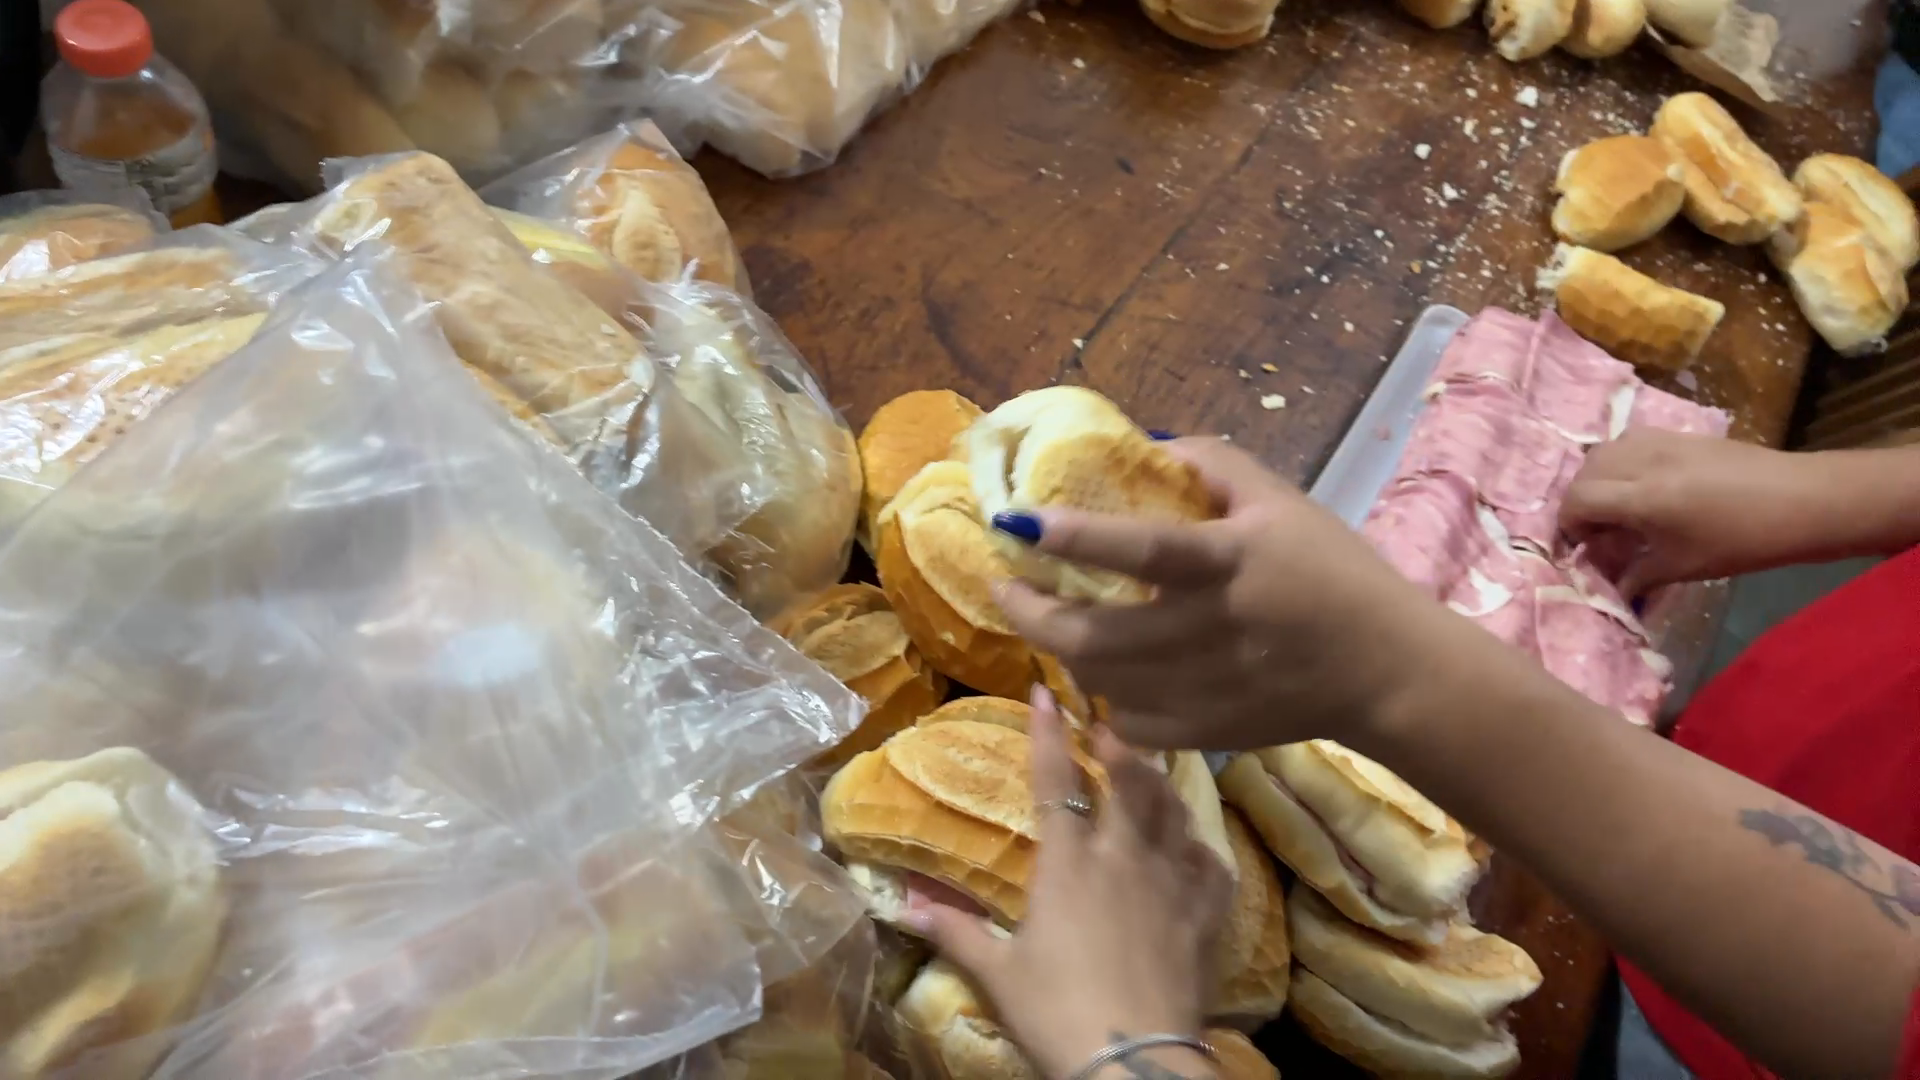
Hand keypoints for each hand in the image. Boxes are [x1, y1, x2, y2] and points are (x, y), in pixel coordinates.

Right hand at [906, 686, 1231, 1079]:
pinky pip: (1210, 865)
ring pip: (1172, 810)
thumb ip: (955, 931)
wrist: (1134, 1065)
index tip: (1045, 692)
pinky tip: (1193, 848)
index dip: (1048, 732)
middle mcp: (1122, 855)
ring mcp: (1170, 880)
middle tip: (1108, 724)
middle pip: (1128, 779)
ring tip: (1149, 770)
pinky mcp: (1204, 913)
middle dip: (1116, 743)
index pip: (1056, 780)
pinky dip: (1200, 849)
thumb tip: (903, 905)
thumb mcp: (998, 973)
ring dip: (1159, 783)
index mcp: (1069, 862)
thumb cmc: (1057, 1011)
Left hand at [987, 437, 1480, 750]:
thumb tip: (1148, 446)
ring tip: (1045, 620)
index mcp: (1229, 564)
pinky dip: (1102, 696)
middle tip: (1004, 586)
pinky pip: (1129, 722)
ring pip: (1101, 680)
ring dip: (1057, 649)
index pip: (1144, 549)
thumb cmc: (1335, 573)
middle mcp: (1210, 631)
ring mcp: (1206, 691)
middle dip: (1031, 613)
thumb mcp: (1282, 501)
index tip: (1017, 522)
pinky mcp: (1208, 733)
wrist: (1388, 670)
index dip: (1077, 536)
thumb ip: (1215, 464)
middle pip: (1096, 636)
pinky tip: (1100, 671)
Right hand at [1560, 431, 1815, 595]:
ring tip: (1616, 499)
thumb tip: (1608, 588)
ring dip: (1596, 477)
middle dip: (1580, 501)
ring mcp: (1661, 443)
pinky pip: (1627, 440)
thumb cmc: (1747, 539)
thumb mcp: (1686, 566)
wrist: (1813, 500)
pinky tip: (1639, 477)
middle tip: (1601, 525)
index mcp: (1643, 497)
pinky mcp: (1679, 435)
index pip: (1575, 501)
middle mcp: (1643, 463)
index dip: (1569, 524)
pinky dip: (1620, 459)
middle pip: (1582, 475)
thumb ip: (1637, 575)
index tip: (1585, 542)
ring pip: (1600, 453)